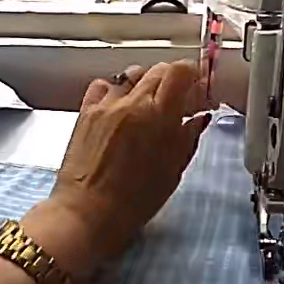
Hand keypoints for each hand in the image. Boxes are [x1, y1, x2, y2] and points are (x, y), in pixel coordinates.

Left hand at [20, 59, 209, 281]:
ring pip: (130, 75)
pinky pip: (103, 86)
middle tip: (177, 100)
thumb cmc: (133, 201)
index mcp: (158, 116)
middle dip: (172, 80)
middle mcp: (131, 104)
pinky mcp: (85, 113)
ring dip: (144, 83)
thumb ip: (187, 139)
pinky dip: (114, 90)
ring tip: (147, 104)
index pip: (179, 71)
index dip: (192, 74)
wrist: (87, 212)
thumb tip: (198, 118)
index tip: (197, 87)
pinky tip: (119, 106)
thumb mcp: (172, 172)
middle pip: (157, 70)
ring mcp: (105, 106)